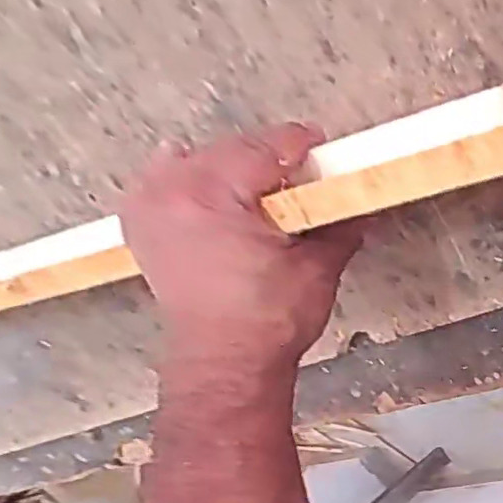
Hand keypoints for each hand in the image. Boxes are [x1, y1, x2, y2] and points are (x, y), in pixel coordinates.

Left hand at [120, 122, 365, 379]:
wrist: (227, 360)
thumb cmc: (269, 322)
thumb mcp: (317, 272)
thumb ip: (338, 231)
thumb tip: (360, 213)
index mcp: (212, 194)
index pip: (260, 150)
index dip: (295, 143)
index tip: (319, 142)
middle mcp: (170, 189)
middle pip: (226, 152)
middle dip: (266, 160)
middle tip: (301, 174)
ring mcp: (148, 206)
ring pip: (193, 161)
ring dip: (230, 169)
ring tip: (262, 190)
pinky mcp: (142, 225)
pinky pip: (166, 182)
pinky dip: (196, 182)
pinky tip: (222, 200)